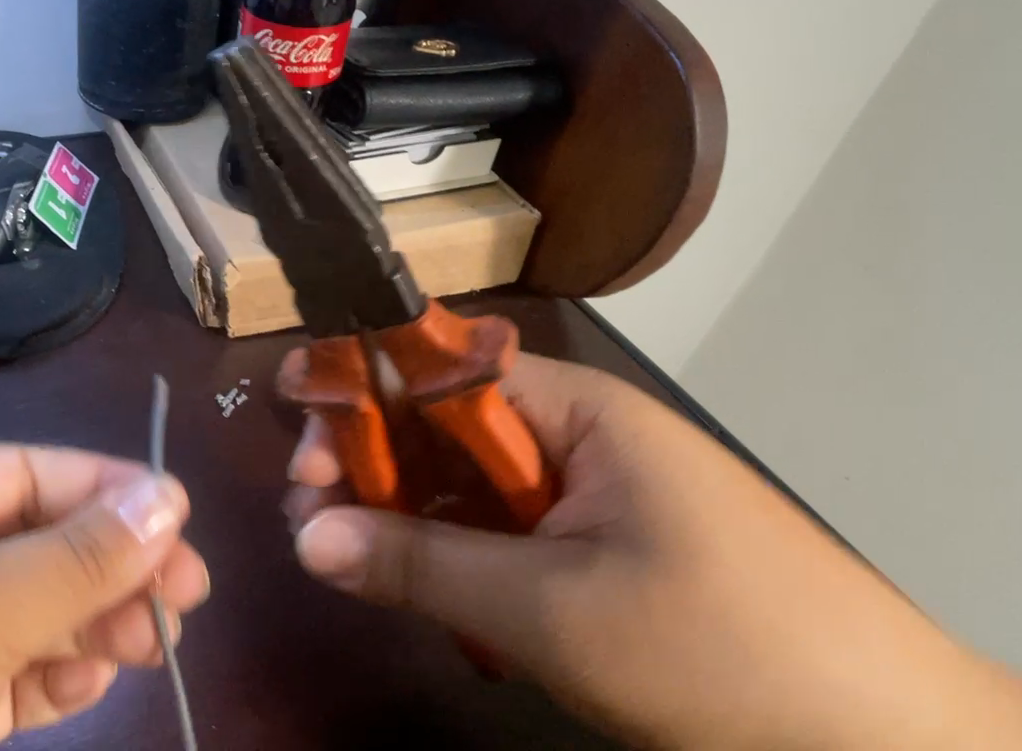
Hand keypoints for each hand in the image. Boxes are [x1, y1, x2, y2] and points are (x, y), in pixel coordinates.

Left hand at [0, 443, 204, 750]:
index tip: (180, 519)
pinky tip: (88, 681)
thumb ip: (67, 563)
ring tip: (148, 644)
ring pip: (26, 608)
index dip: (103, 490)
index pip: (23, 473)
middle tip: (184, 600)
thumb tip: (166, 499)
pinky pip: (5, 670)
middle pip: (32, 541)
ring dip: (88, 622)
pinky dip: (51, 673)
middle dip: (106, 566)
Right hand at [283, 350, 1021, 749]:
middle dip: (365, 457)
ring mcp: (586, 490)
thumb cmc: (724, 653)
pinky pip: (496, 525)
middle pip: (441, 421)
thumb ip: (421, 566)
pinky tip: (409, 581)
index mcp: (573, 408)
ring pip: (463, 478)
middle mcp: (574, 432)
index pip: (440, 368)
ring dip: (396, 508)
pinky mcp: (596, 544)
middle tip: (303, 508)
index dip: (361, 390)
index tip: (297, 433)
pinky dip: (446, 548)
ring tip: (336, 547)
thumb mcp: (554, 613)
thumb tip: (305, 539)